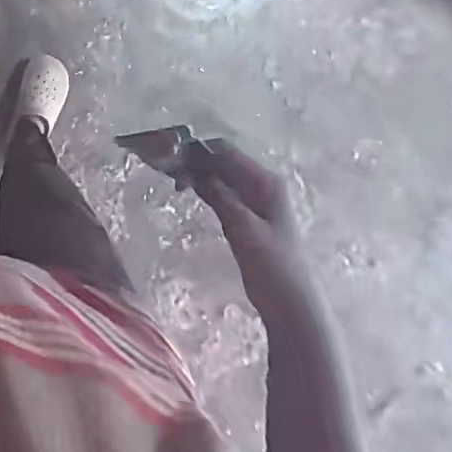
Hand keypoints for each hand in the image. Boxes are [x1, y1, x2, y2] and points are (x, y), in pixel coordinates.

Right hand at [180, 141, 317, 325]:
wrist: (289, 302)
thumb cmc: (272, 265)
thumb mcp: (243, 228)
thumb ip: (219, 195)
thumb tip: (191, 168)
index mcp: (266, 181)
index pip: (226, 151)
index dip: (197, 149)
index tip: (169, 154)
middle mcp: (260, 183)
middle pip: (221, 159)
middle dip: (192, 159)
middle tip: (162, 165)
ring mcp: (252, 198)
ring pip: (217, 173)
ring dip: (194, 171)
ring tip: (168, 176)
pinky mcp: (243, 211)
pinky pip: (218, 188)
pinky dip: (201, 185)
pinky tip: (183, 189)